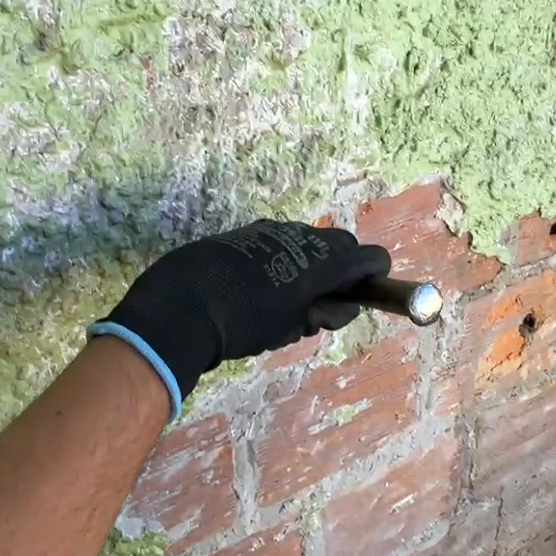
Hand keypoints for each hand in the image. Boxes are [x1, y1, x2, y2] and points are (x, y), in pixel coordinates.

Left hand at [95, 221, 392, 400]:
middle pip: (337, 245)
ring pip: (304, 244)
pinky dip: (279, 263)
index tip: (372, 291)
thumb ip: (325, 312)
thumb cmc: (244, 321)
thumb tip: (344, 306)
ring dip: (307, 267)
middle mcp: (298, 235)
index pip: (366, 256)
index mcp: (319, 257)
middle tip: (324, 305)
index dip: (374, 273)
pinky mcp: (242, 235)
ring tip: (286, 304)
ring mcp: (268, 230)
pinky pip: (275, 245)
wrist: (181, 303)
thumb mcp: (292, 325)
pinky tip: (257, 291)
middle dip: (339, 270)